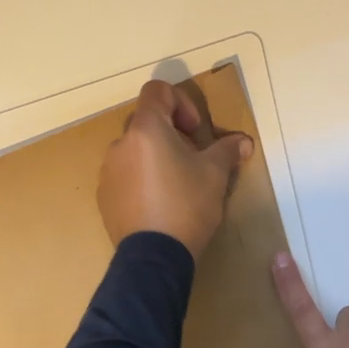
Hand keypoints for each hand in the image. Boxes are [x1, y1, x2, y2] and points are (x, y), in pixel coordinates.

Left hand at [97, 79, 253, 258]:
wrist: (154, 257)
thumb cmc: (186, 206)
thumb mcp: (215, 175)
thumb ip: (228, 151)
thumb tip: (244, 143)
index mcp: (145, 130)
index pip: (157, 91)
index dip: (181, 101)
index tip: (194, 131)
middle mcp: (120, 145)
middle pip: (145, 123)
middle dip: (170, 135)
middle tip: (191, 161)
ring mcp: (108, 173)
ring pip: (134, 152)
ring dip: (155, 159)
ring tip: (175, 187)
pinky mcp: (104, 198)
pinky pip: (124, 177)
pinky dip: (141, 181)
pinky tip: (158, 206)